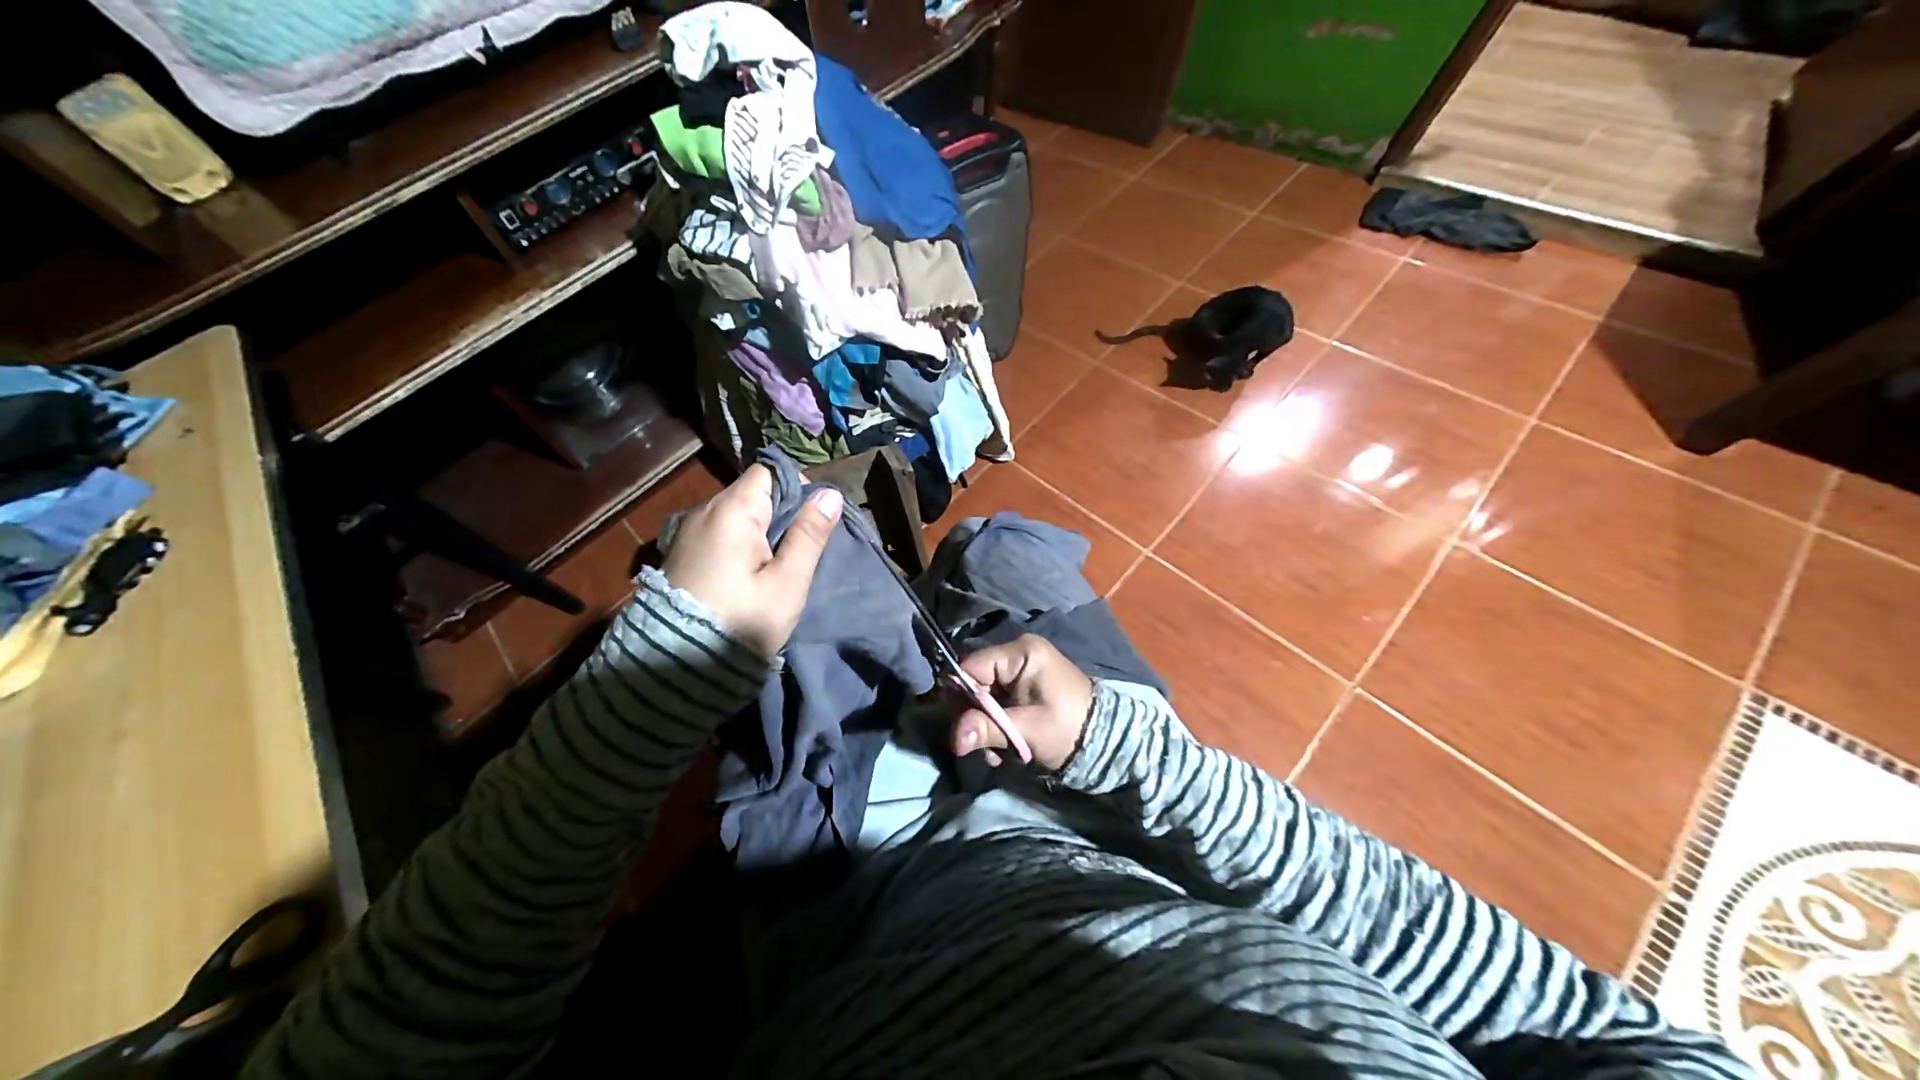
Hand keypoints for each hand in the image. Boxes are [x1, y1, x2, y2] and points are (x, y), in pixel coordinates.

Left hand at [661, 464, 842, 658]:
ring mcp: (687, 532)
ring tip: (775, 567)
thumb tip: (829, 494)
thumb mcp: (787, 581)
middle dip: (781, 513)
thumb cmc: (742, 620)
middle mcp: (704, 510)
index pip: (768, 471)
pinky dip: (738, 545)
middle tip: (800, 552)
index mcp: (731, 509)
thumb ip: (809, 535)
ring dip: (760, 532)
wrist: (677, 666)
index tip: (813, 521)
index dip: (797, 487)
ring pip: (735, 516)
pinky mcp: (680, 554)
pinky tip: (746, 575)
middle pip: (752, 493)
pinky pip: (718, 535)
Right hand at [949, 634, 1093, 769]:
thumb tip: (955, 738)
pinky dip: (998, 725)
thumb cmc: (1069, 728)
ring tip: (999, 752)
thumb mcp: (1027, 730)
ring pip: (984, 696)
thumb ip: (989, 729)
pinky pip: (998, 702)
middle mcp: (1018, 654)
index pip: (971, 667)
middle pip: (975, 682)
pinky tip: (1007, 747)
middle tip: (984, 745)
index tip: (964, 727)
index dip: (962, 697)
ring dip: (987, 726)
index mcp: (1021, 653)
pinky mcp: (1024, 686)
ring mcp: (1021, 670)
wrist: (1104, 741)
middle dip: (976, 717)